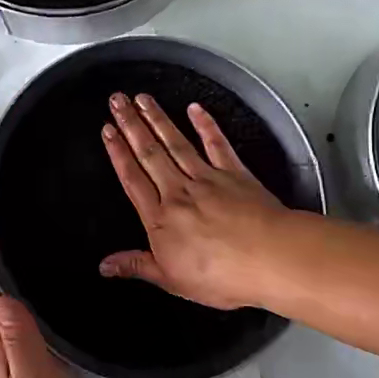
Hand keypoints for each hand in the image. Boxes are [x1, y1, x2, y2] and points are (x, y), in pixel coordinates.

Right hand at [99, 92, 296, 309]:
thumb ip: (136, 265)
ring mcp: (208, 179)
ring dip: (157, 119)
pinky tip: (194, 109)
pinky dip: (205, 125)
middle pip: (149, 153)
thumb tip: (105, 266)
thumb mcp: (171, 279)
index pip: (132, 178)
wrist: (273, 259)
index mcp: (160, 217)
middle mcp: (179, 192)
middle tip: (117, 101)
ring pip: (176, 143)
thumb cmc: (223, 274)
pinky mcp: (236, 175)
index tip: (107, 131)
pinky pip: (218, 145)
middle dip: (130, 125)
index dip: (117, 153)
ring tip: (142, 98)